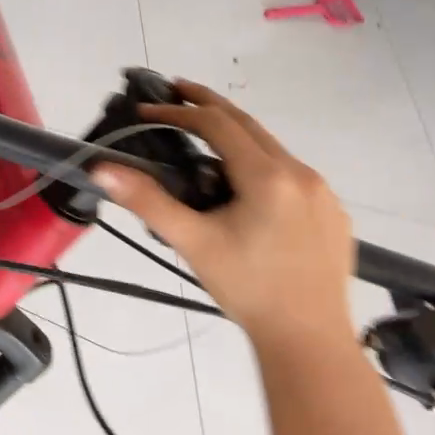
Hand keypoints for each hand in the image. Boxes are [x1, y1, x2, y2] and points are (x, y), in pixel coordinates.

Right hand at [92, 80, 354, 348]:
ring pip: (271, 148)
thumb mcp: (192, 242)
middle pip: (248, 125)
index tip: (145, 110)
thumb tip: (100, 167)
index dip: (178, 112)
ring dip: (234, 134)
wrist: (311, 343)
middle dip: (208, 105)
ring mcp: (324, 194)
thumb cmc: (248, 289)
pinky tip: (241, 182)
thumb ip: (147, 200)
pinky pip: (290, 172)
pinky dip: (259, 161)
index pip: (218, 124)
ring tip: (201, 135)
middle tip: (173, 91)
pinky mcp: (334, 214)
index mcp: (269, 177)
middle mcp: (302, 175)